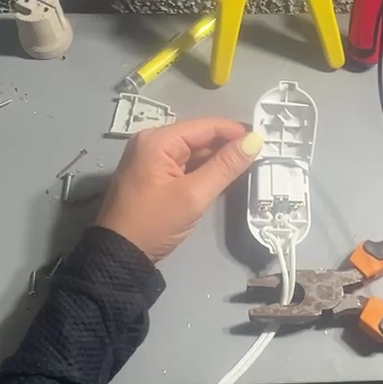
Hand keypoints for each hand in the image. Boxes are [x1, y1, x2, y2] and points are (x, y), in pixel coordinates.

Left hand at [95, 117, 265, 262]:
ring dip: (216, 159)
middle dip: (227, 146)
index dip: (236, 131)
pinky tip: (222, 177)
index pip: (205, 126)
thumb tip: (254, 140)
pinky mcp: (152, 174)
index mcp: (158, 140)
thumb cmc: (155, 223)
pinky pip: (184, 164)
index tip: (263, 141)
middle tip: (258, 157)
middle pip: (199, 137)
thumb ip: (226, 166)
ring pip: (193, 151)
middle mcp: (152, 142)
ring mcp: (150, 158)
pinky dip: (203, 170)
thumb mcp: (194, 195)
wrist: (119, 256)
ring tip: (245, 167)